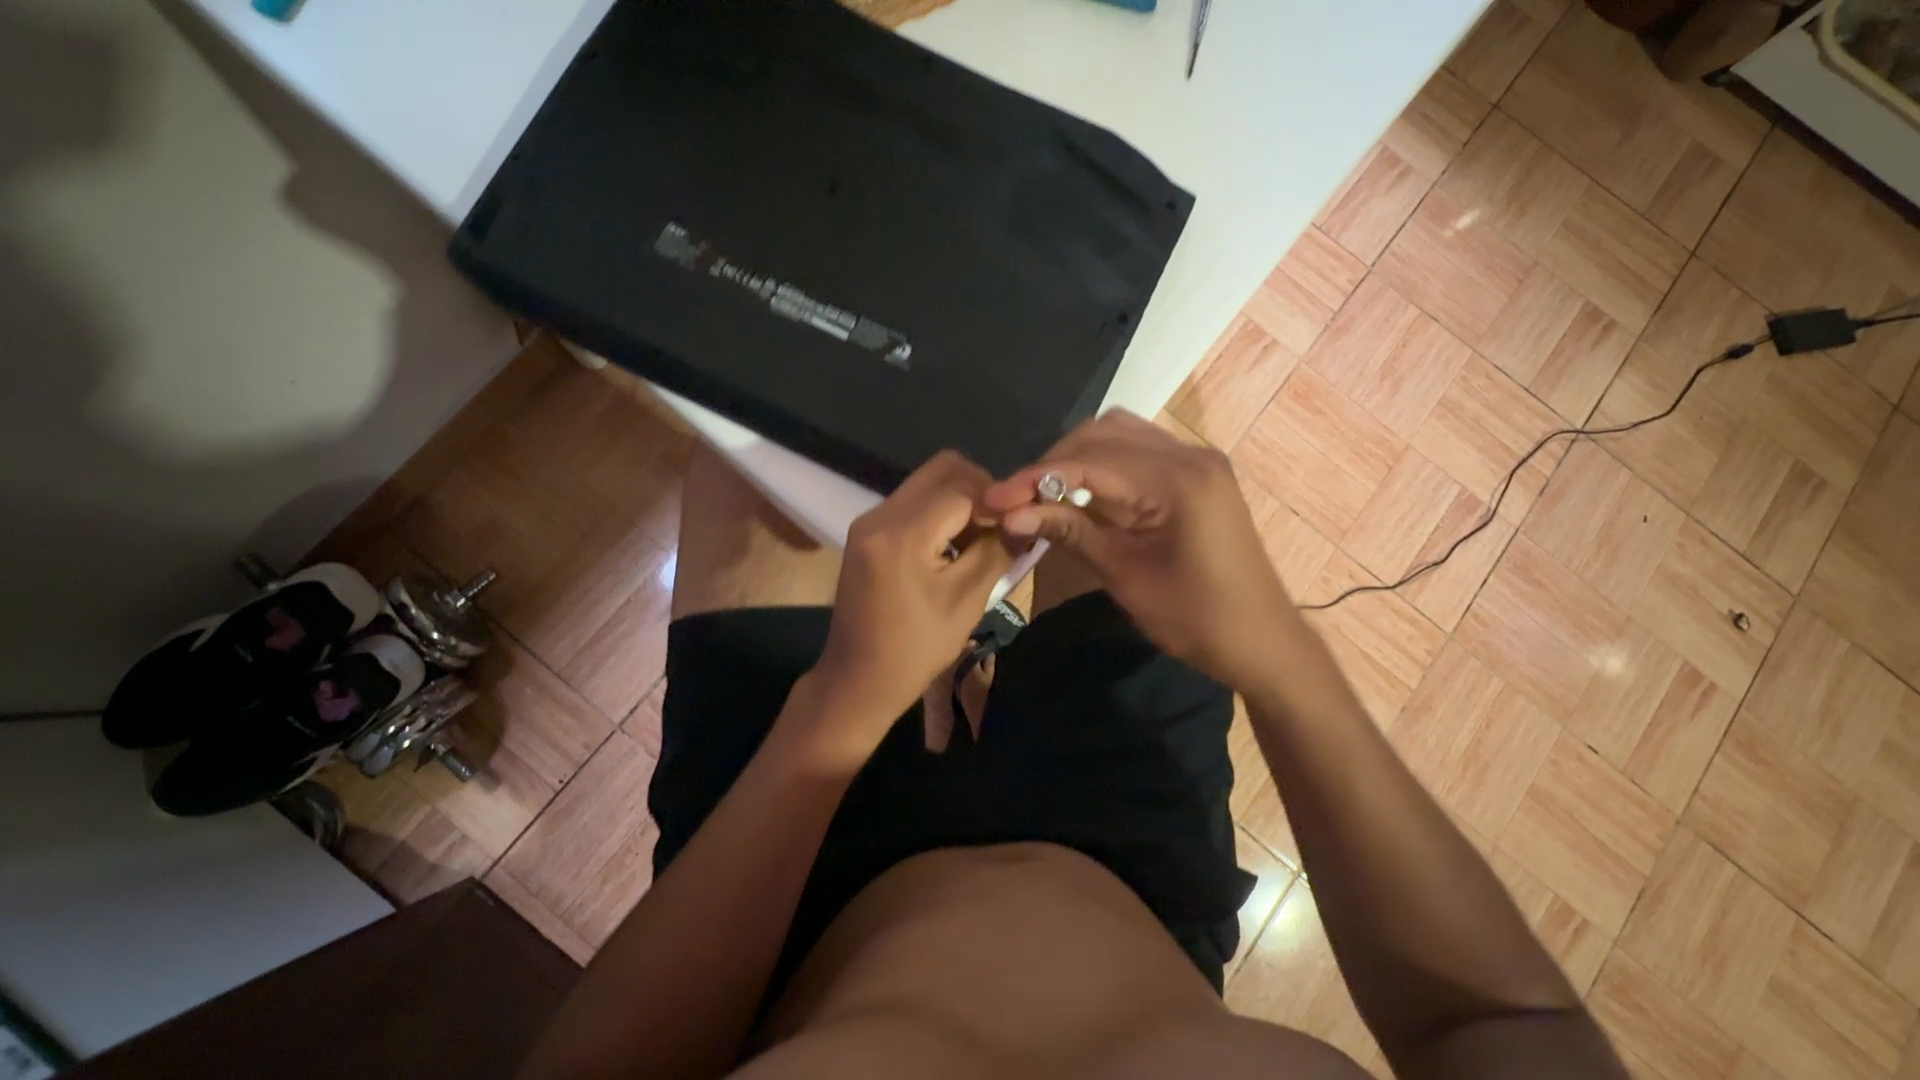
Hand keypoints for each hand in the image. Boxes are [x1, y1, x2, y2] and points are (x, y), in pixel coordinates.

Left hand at [811, 452, 1013, 744]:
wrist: (858, 679)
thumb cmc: (915, 649)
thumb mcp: (966, 601)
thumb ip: (997, 551)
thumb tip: (1026, 521)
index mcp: (903, 534)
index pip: (963, 490)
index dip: (998, 503)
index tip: (1022, 524)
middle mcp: (880, 515)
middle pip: (942, 470)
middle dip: (980, 489)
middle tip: (1001, 526)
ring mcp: (869, 521)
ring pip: (926, 484)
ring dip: (960, 501)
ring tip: (980, 541)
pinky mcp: (866, 532)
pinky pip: (911, 503)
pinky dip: (938, 513)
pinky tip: (953, 548)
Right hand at [982, 410, 1292, 688]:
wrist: (1262, 640)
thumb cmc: (1195, 619)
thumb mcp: (1125, 577)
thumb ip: (1070, 532)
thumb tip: (1011, 513)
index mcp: (1178, 480)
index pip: (1090, 462)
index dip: (1035, 478)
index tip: (993, 501)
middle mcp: (1190, 454)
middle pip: (1103, 434)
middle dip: (1052, 464)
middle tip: (1015, 501)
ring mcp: (1198, 460)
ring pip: (1120, 435)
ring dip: (1076, 459)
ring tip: (1041, 495)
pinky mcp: (1198, 473)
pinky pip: (1140, 450)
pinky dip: (1103, 464)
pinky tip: (1080, 492)